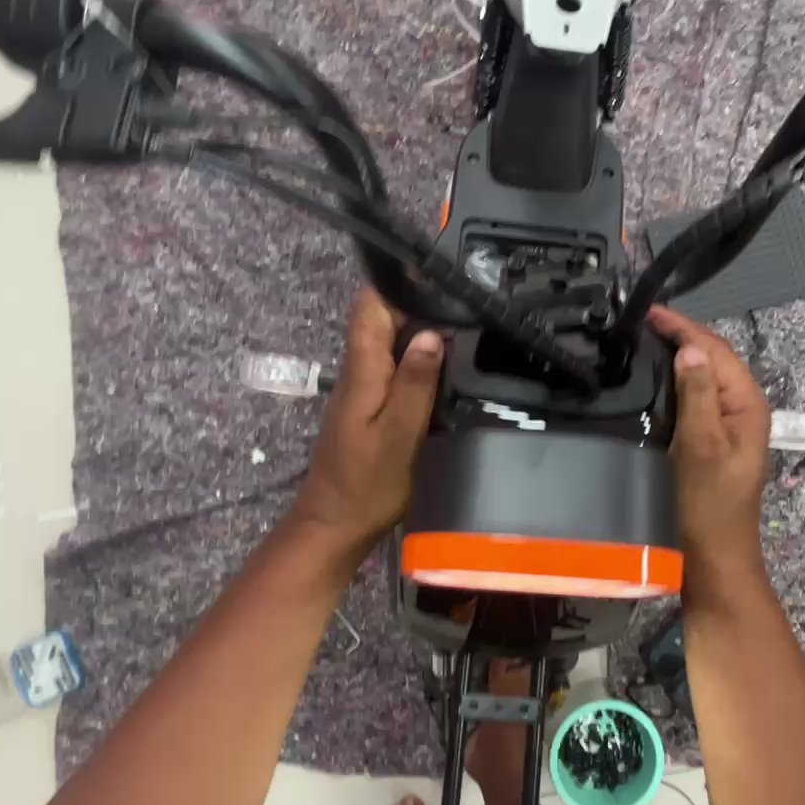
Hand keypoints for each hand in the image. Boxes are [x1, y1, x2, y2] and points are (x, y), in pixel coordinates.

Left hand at [288, 289, 442, 552]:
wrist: (335, 525)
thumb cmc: (367, 484)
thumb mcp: (399, 434)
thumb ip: (415, 383)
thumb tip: (431, 333)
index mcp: (363, 370)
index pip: (370, 305)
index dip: (399, 285)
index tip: (439, 280)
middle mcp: (359, 371)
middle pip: (383, 320)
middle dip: (420, 307)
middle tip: (468, 307)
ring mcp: (364, 390)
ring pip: (392, 344)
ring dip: (423, 335)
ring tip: (468, 331)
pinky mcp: (372, 407)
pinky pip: (396, 370)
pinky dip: (419, 363)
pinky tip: (448, 371)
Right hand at [649, 307, 771, 564]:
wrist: (710, 561)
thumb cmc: (706, 506)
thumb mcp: (701, 446)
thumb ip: (699, 394)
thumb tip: (689, 348)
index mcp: (746, 404)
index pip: (715, 349)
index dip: (682, 326)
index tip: (646, 311)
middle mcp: (739, 409)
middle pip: (710, 358)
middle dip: (677, 335)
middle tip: (635, 322)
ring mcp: (724, 426)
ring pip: (700, 377)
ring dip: (673, 357)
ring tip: (637, 342)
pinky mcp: (707, 441)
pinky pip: (691, 399)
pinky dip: (671, 383)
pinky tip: (648, 382)